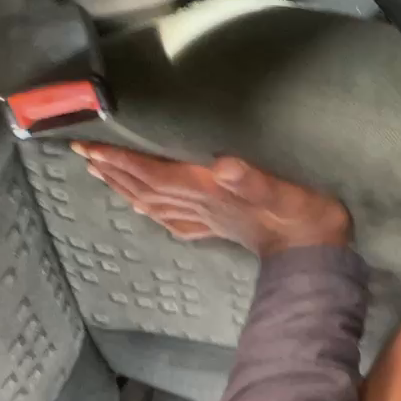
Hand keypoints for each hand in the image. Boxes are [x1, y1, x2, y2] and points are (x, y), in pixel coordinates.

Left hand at [72, 143, 351, 257]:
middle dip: (113, 173)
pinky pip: (175, 221)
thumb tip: (224, 166)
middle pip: (146, 190)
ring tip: (103, 176)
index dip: (122, 162)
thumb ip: (252, 181)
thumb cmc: (303, 216)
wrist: (316, 251)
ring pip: (155, 206)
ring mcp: (209, 221)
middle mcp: (202, 207)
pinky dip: (154, 212)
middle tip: (84, 156)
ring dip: (125, 190)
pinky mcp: (220, 228)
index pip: (156, 175)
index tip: (91, 148)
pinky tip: (147, 210)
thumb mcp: (282, 192)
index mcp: (211, 192)